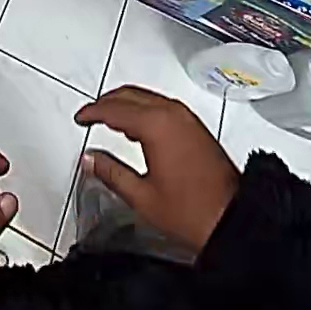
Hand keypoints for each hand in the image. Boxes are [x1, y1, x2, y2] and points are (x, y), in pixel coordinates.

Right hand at [74, 85, 239, 252]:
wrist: (229, 215)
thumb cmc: (191, 210)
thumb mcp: (142, 196)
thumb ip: (112, 172)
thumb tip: (90, 158)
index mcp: (156, 125)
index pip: (115, 108)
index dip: (93, 111)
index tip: (81, 117)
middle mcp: (172, 113)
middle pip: (130, 94)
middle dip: (106, 101)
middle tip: (90, 115)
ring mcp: (185, 116)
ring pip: (146, 96)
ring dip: (124, 103)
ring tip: (106, 119)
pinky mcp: (193, 123)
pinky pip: (160, 104)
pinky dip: (141, 107)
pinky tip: (134, 125)